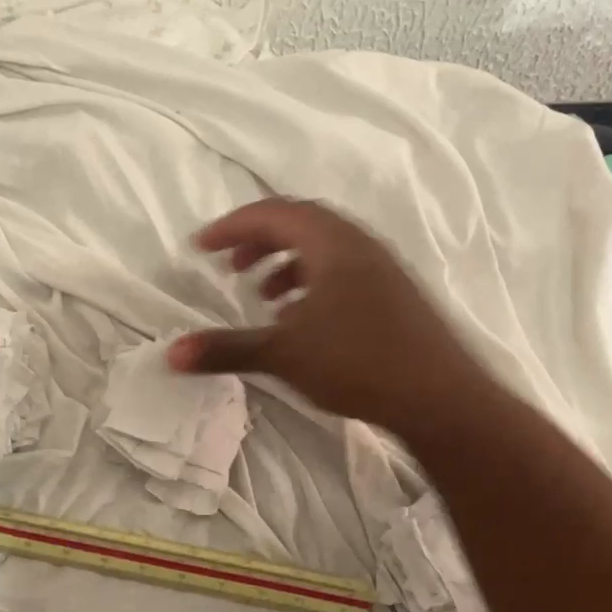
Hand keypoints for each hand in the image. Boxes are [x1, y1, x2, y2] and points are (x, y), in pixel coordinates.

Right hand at [168, 199, 497, 437]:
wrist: (440, 397)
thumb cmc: (358, 363)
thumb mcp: (283, 355)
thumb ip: (226, 349)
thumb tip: (171, 354)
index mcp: (333, 244)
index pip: (274, 214)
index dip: (232, 226)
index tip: (201, 246)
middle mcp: (360, 245)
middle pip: (301, 224)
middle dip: (259, 240)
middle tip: (230, 266)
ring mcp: (383, 269)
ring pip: (324, 249)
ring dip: (286, 263)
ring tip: (263, 296)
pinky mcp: (395, 295)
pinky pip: (343, 271)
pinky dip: (311, 283)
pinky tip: (301, 321)